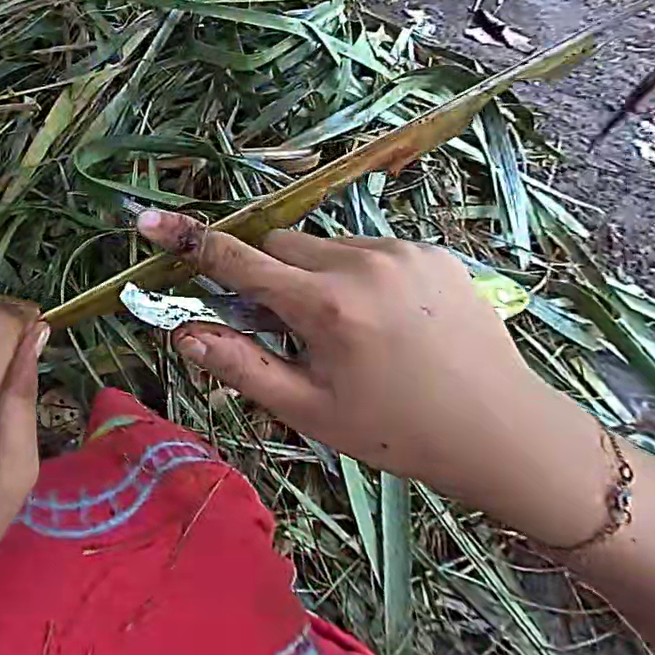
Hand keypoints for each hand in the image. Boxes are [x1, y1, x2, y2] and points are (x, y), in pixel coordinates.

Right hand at [137, 209, 611, 544]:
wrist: (506, 433)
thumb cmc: (396, 432)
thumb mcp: (310, 411)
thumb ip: (241, 366)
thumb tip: (183, 334)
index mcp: (326, 306)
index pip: (238, 262)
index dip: (188, 242)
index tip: (148, 221)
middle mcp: (361, 262)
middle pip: (280, 246)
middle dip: (270, 276)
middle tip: (292, 325)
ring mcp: (401, 250)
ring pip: (323, 245)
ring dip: (315, 275)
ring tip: (351, 327)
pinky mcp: (431, 250)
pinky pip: (367, 248)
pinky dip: (356, 273)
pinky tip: (389, 317)